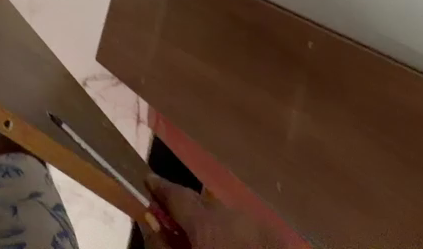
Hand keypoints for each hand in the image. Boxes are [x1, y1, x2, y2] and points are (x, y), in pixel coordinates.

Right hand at [149, 176, 277, 248]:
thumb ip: (161, 248)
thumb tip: (149, 224)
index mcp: (207, 224)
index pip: (178, 195)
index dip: (161, 188)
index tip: (148, 180)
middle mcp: (233, 217)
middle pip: (202, 205)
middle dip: (186, 209)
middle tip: (172, 217)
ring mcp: (258, 228)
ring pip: (226, 217)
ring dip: (211, 224)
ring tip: (201, 241)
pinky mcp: (275, 241)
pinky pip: (246, 230)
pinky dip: (232, 236)